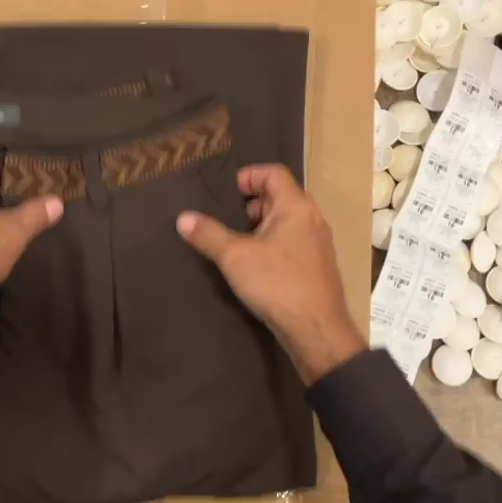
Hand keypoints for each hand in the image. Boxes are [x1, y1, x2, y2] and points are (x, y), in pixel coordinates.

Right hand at [177, 165, 364, 383]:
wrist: (316, 329)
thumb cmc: (277, 284)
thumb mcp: (235, 257)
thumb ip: (208, 234)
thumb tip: (183, 218)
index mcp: (296, 207)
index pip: (274, 173)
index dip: (249, 175)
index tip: (228, 190)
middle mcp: (312, 219)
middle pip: (281, 196)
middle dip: (252, 202)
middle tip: (227, 217)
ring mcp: (318, 243)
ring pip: (286, 221)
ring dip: (260, 225)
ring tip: (236, 242)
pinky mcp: (316, 266)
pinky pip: (292, 241)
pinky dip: (272, 242)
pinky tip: (254, 264)